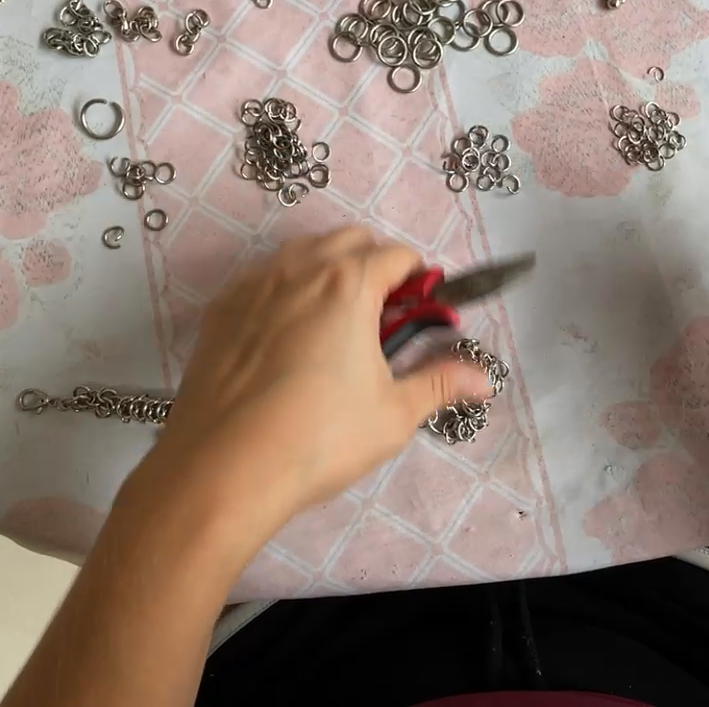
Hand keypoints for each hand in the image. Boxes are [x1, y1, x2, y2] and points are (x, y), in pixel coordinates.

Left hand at [137, 227, 492, 542]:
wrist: (221, 468)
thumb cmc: (319, 438)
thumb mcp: (393, 414)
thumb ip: (441, 383)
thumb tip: (486, 379)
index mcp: (349, 283)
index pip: (398, 254)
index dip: (419, 280)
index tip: (421, 313)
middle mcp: (301, 266)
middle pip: (351, 239)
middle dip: (375, 265)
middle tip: (380, 319)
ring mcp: (255, 282)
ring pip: (304, 252)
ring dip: (329, 270)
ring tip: (332, 326)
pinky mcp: (221, 306)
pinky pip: (265, 277)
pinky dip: (286, 289)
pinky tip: (284, 340)